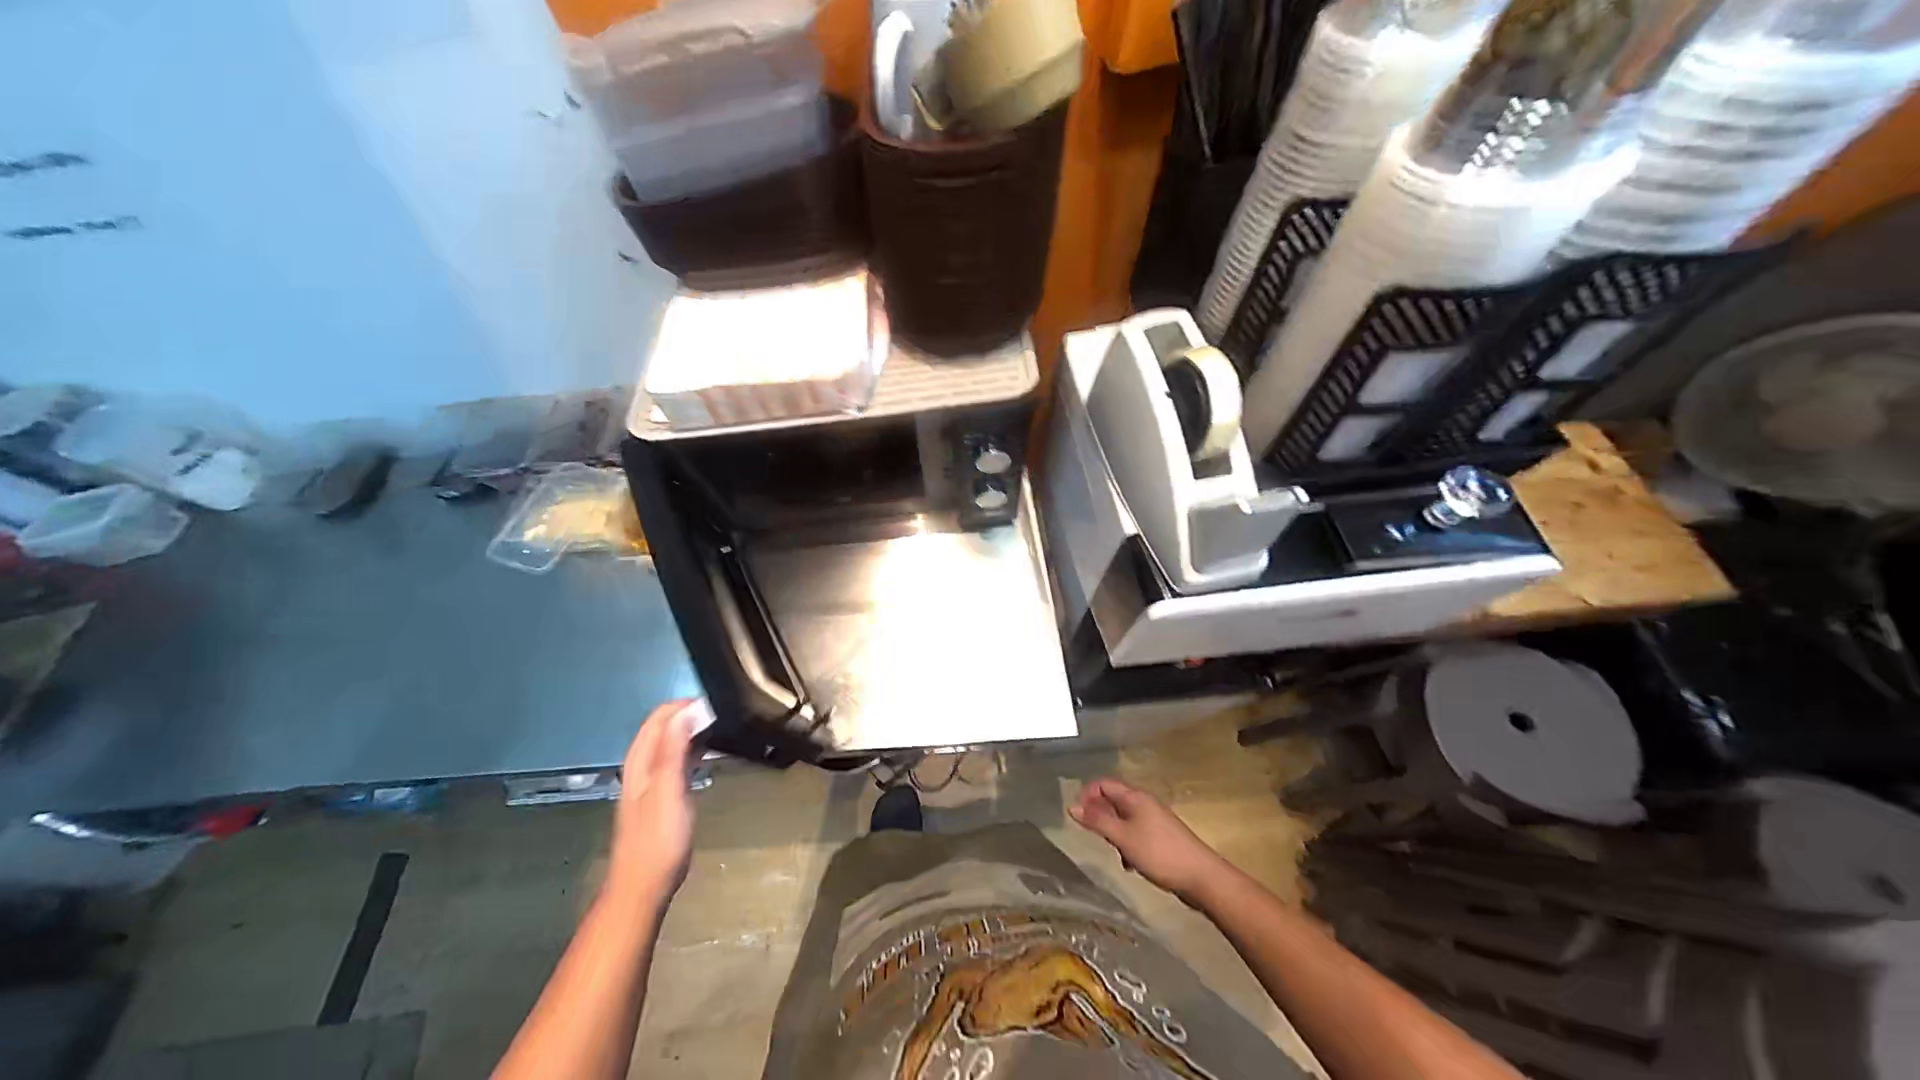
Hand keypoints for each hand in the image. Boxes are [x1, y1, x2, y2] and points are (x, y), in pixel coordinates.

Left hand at [608, 699, 701, 904]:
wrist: (643, 887)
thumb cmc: (658, 841)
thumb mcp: (668, 792)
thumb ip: (674, 751)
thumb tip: (685, 712)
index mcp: (640, 762)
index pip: (659, 718)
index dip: (685, 705)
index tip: (715, 705)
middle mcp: (641, 767)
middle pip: (662, 728)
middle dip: (688, 714)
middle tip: (721, 714)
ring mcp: (649, 783)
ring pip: (668, 744)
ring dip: (690, 731)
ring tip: (718, 728)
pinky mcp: (659, 798)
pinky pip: (674, 761)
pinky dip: (690, 751)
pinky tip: (706, 756)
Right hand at [1070, 777, 1230, 902]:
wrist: (1202, 877)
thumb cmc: (1158, 853)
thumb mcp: (1122, 837)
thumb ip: (1097, 821)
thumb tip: (1072, 806)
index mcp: (1135, 797)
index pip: (1103, 784)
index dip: (1087, 795)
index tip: (1078, 817)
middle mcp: (1144, 803)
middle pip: (1113, 800)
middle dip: (1100, 816)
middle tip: (1095, 836)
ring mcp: (1154, 820)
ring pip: (1123, 819)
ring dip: (1114, 833)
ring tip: (1115, 852)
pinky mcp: (1161, 837)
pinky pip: (1135, 833)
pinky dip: (1128, 845)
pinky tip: (1131, 863)